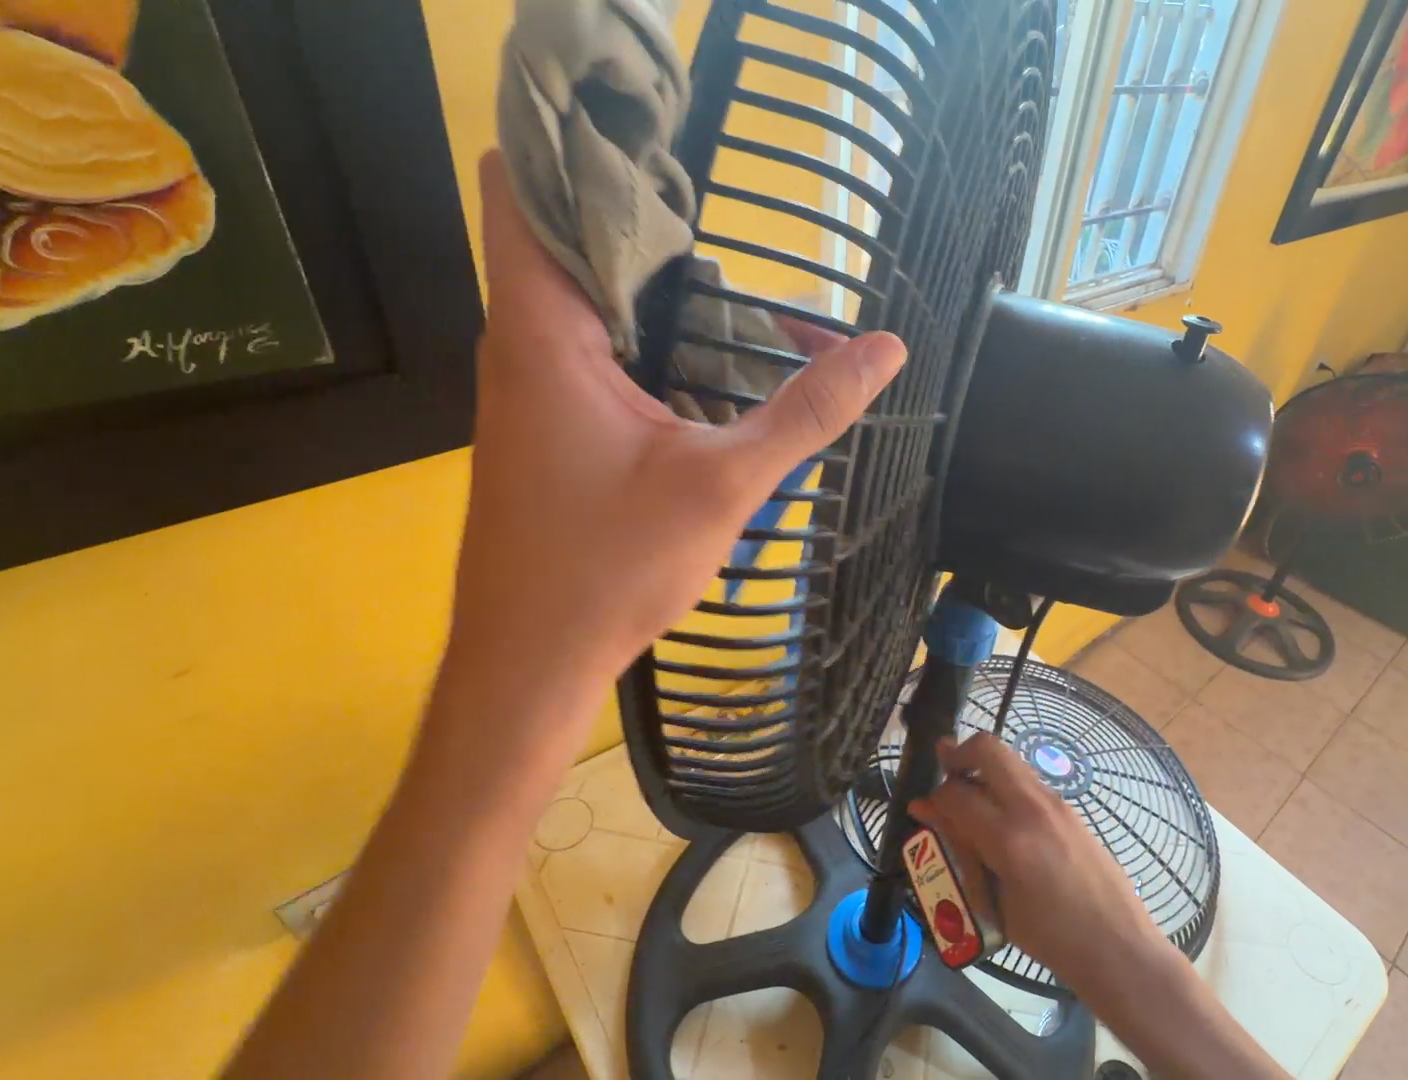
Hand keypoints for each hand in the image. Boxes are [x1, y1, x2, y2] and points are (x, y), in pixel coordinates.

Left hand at [435, 152, 906, 776]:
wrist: (529, 662)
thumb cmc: (608, 568)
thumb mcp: (724, 485)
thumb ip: (807, 412)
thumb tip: (887, 349)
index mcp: (542, 332)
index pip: (529, 189)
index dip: (585, 150)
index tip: (666, 151)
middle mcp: (521, 344)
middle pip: (567, 234)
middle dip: (645, 215)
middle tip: (730, 217)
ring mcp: (527, 385)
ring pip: (581, 297)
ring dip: (651, 282)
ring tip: (731, 280)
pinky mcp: (544, 424)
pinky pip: (588, 347)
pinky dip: (641, 334)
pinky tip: (698, 356)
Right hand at [909, 734, 1167, 995]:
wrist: (1118, 946)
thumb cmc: (1051, 938)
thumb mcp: (993, 902)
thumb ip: (961, 851)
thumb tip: (926, 813)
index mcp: (1009, 839)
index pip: (956, 793)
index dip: (933, 798)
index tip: (922, 809)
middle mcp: (1033, 808)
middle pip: (988, 749)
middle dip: (959, 753)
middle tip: (943, 770)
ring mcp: (1057, 803)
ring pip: (1010, 760)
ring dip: (984, 768)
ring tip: (970, 799)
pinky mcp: (1070, 808)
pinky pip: (1028, 780)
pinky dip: (1006, 785)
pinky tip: (1002, 819)